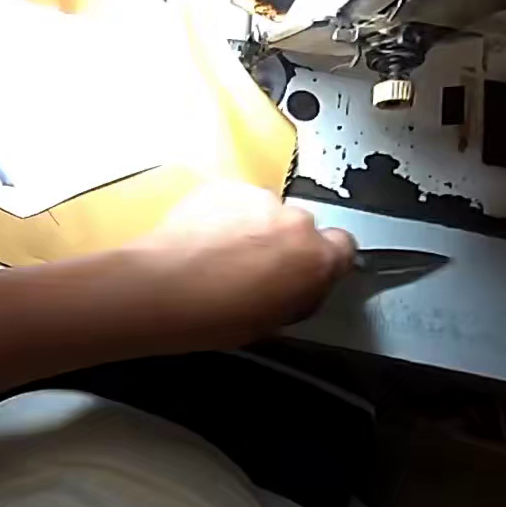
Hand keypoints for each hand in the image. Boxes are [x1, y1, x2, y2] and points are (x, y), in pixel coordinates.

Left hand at [128, 182, 355, 345]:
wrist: (163, 288)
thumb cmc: (215, 316)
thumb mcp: (273, 319)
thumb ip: (298, 291)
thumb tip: (296, 283)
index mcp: (319, 257)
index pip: (343, 246)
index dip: (320, 258)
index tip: (300, 269)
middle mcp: (294, 220)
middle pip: (298, 224)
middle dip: (280, 240)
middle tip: (250, 264)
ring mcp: (255, 197)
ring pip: (262, 209)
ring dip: (248, 223)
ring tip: (217, 249)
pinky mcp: (219, 187)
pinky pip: (229, 199)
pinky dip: (220, 212)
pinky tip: (199, 235)